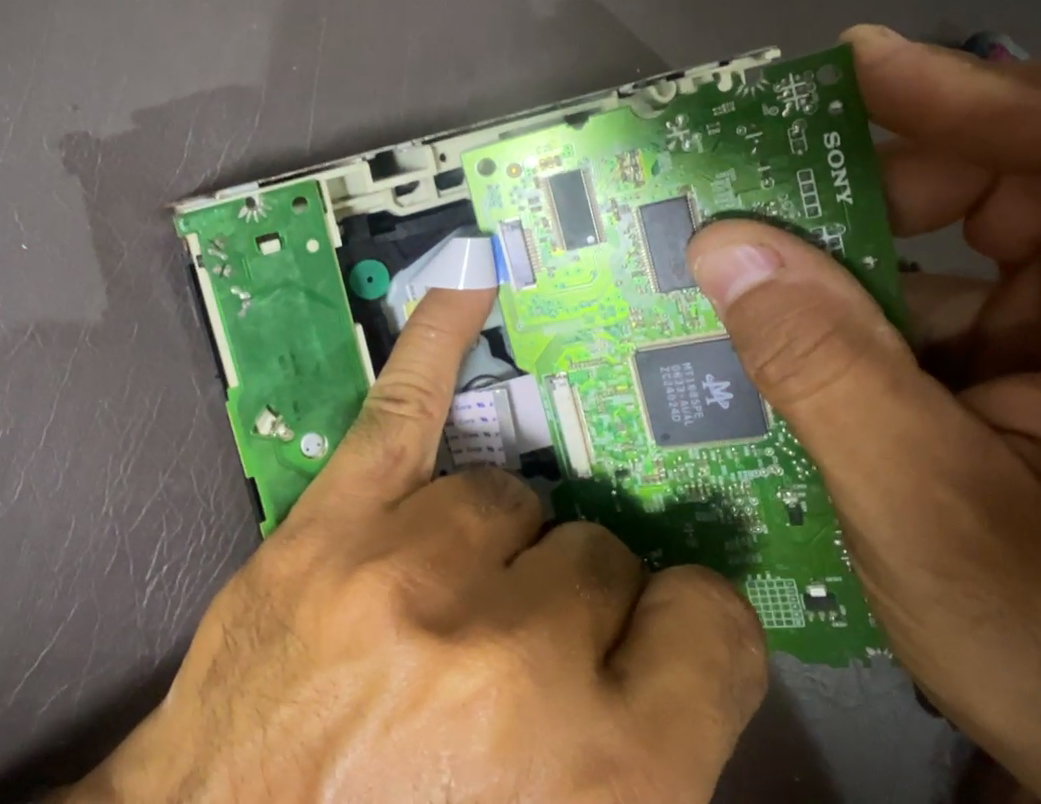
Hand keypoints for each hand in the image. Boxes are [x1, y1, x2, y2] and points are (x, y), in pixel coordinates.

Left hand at [63, 288, 766, 803]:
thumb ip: (650, 742)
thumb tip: (672, 631)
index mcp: (612, 767)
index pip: (713, 630)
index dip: (680, 631)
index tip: (649, 639)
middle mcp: (516, 658)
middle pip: (597, 552)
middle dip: (566, 597)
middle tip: (514, 649)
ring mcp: (409, 580)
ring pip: (508, 497)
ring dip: (495, 541)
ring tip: (454, 596)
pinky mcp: (326, 534)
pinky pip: (401, 410)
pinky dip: (438, 341)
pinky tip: (471, 286)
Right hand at [687, 27, 1040, 802]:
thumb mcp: (925, 509)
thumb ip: (825, 367)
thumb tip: (722, 243)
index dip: (996, 88)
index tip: (853, 76)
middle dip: (909, 162)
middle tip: (783, 183)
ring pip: (990, 227)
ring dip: (873, 229)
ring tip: (768, 255)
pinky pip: (952, 293)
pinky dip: (866, 292)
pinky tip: (794, 324)